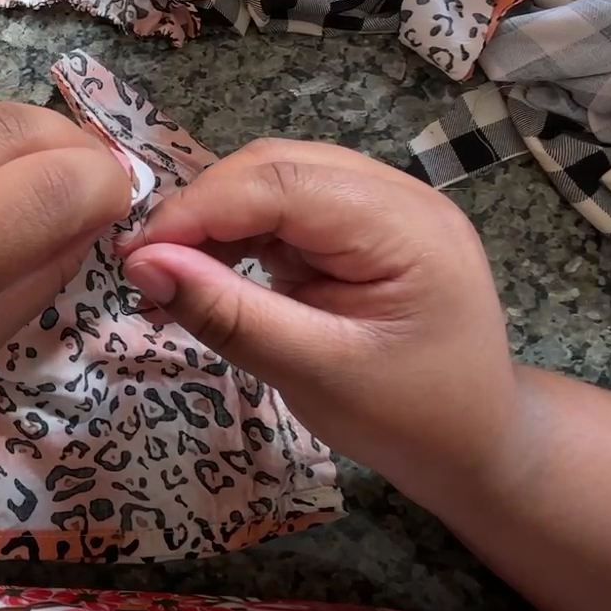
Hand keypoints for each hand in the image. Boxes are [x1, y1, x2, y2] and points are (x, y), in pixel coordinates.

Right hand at [118, 140, 521, 493]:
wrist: (475, 443)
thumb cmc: (408, 417)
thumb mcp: (311, 372)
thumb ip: (225, 313)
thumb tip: (139, 265)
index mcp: (404, 225)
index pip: (279, 183)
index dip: (197, 210)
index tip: (135, 255)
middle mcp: (392, 194)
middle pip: (269, 168)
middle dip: (198, 210)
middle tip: (144, 264)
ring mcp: (372, 203)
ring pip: (264, 181)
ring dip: (208, 220)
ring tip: (166, 272)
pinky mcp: (349, 224)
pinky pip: (273, 208)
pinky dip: (228, 235)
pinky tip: (201, 271)